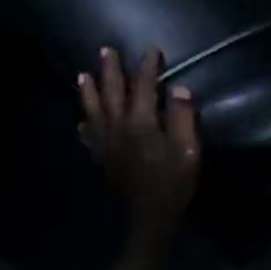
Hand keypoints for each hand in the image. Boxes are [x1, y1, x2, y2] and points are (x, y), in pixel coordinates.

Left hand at [78, 47, 199, 249]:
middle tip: (105, 50)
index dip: (147, 67)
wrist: (148, 219)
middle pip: (111, 93)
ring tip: (82, 75)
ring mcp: (106, 144)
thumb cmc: (173, 184)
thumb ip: (183, 118)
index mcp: (141, 123)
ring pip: (93, 111)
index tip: (152, 50)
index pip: (143, 86)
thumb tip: (179, 88)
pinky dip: (85, 126)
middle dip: (109, 70)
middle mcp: (118, 128)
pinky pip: (89, 137)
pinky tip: (82, 123)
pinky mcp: (102, 159)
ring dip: (88, 92)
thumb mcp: (188, 150)